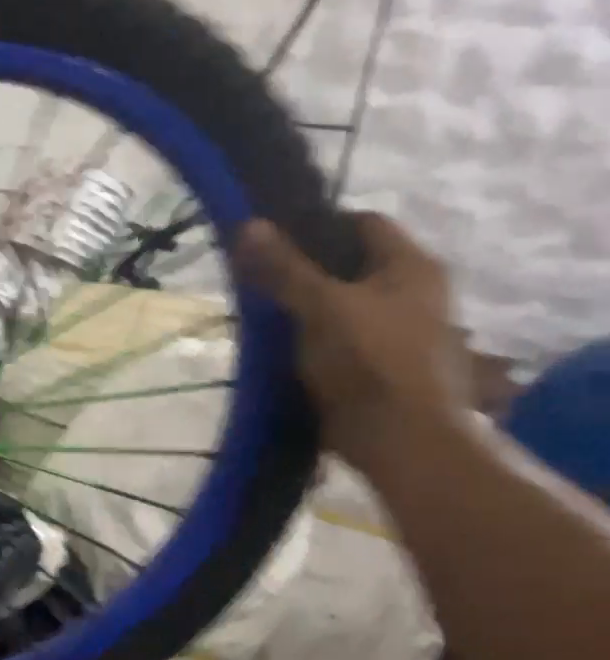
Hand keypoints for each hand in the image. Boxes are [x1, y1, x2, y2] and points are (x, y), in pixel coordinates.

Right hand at [240, 213, 470, 470]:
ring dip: (303, 308)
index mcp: (411, 266)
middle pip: (349, 265)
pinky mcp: (377, 364)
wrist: (398, 436)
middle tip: (257, 281)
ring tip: (259, 318)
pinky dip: (308, 338)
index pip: (362, 223)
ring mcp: (397, 329)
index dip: (316, 226)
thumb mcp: (320, 307)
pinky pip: (337, 337)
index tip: (270, 242)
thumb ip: (284, 269)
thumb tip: (247, 224)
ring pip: (340, 303)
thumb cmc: (368, 360)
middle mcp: (413, 291)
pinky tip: (277, 350)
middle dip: (304, 271)